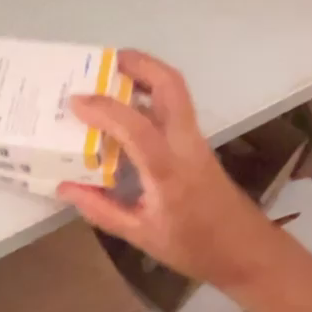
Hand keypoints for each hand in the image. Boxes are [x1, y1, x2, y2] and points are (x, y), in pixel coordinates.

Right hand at [57, 50, 283, 290]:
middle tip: (103, 61)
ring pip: (175, 90)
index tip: (75, 102)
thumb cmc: (195, 247)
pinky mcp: (196, 142)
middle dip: (138, 64)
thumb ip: (101, 210)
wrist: (246, 250)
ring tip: (110, 74)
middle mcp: (185, 145)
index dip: (104, 110)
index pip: (137, 127)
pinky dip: (148, 95)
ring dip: (145, 74)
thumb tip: (65, 186)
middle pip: (170, 85)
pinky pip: (173, 107)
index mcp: (169, 171)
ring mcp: (194, 139)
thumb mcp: (141, 236)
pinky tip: (124, 108)